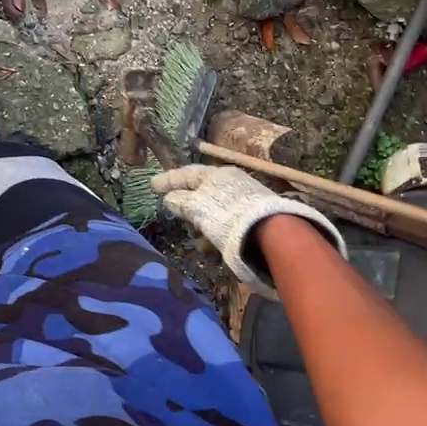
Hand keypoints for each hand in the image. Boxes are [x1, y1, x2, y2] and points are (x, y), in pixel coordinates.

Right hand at [151, 164, 346, 286]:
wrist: (273, 236)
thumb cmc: (227, 216)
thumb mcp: (196, 207)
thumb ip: (179, 202)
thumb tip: (169, 198)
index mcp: (217, 175)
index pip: (187, 174)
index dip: (168, 180)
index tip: (153, 185)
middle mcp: (233, 185)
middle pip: (202, 195)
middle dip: (188, 211)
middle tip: (178, 219)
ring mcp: (246, 202)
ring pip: (215, 215)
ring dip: (204, 230)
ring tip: (202, 246)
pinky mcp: (257, 222)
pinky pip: (229, 227)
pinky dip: (219, 237)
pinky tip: (218, 251)